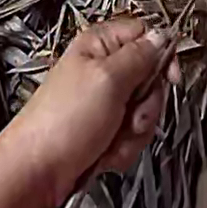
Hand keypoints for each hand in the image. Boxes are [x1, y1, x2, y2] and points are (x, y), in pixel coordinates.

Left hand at [0, 17, 178, 207]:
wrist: (38, 171)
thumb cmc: (61, 121)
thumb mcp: (108, 80)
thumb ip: (139, 56)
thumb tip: (162, 36)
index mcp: (100, 44)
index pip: (146, 36)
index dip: (162, 56)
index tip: (168, 78)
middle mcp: (102, 68)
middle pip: (150, 78)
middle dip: (146, 105)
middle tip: (130, 115)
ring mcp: (103, 100)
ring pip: (144, 111)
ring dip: (133, 131)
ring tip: (111, 136)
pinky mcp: (103, 127)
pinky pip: (132, 135)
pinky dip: (123, 147)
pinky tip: (105, 151)